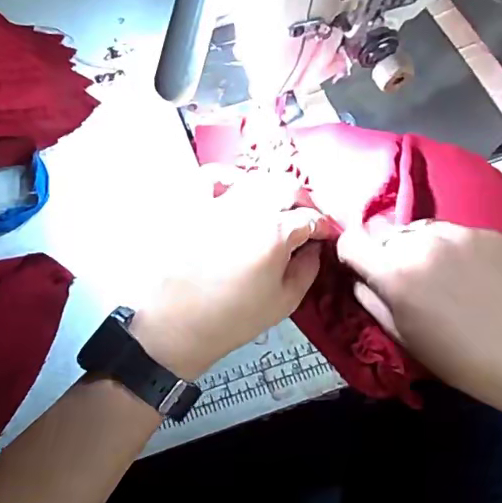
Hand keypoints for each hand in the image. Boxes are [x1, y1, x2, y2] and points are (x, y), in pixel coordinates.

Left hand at [128, 174, 331, 380]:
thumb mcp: (284, 302)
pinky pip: (213, 177)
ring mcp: (219, 202)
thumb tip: (314, 249)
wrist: (174, 325)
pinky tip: (237, 190)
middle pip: (289, 188)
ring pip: (257, 179)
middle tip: (308, 220)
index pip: (312, 218)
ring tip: (277, 208)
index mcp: (277, 232)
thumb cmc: (232, 319)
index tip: (327, 237)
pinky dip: (231, 178)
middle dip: (305, 202)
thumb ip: (307, 270)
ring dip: (274, 190)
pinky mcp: (192, 205)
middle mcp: (250, 208)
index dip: (325, 227)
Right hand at [336, 221, 501, 433]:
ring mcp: (460, 233)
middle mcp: (423, 242)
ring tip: (442, 278)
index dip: (352, 256)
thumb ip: (371, 300)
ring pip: (423, 230)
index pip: (352, 242)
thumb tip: (360, 278)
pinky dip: (455, 250)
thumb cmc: (458, 359)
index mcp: (395, 272)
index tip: (361, 269)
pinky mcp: (489, 232)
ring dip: (421, 248)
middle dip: (389, 255)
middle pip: (388, 235)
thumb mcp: (402, 336)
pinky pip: (457, 234)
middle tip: (408, 283)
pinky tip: (472, 276)